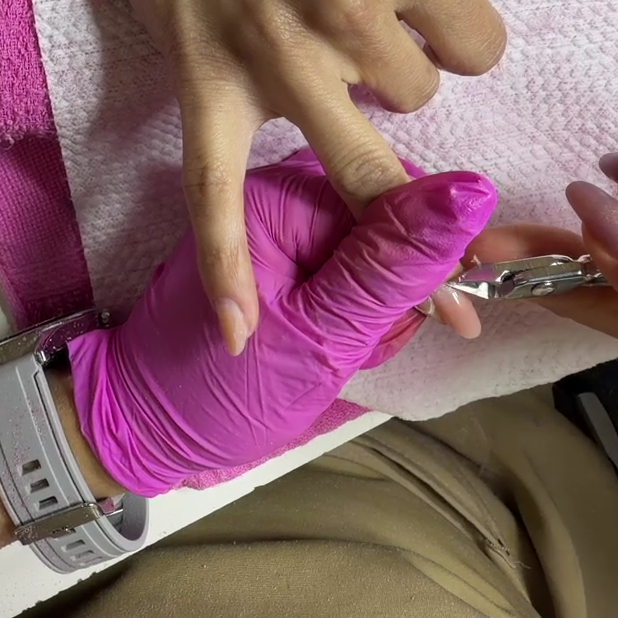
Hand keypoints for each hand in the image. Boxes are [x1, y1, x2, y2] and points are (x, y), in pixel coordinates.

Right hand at [0, 0, 602, 351]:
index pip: (480, 48)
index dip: (452, 34)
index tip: (410, 11)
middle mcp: (352, 15)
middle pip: (423, 102)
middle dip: (401, 75)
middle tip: (349, 28)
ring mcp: (276, 62)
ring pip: (363, 155)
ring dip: (356, 129)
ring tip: (317, 78)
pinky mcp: (207, 85)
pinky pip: (216, 188)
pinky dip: (227, 262)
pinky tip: (243, 331)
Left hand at [67, 151, 495, 495]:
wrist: (147, 425)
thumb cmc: (222, 391)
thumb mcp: (320, 335)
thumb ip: (391, 265)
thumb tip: (471, 192)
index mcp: (281, 196)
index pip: (392, 196)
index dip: (421, 264)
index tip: (437, 321)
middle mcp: (276, 193)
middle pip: (382, 219)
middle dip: (391, 289)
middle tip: (368, 343)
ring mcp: (274, 222)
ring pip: (368, 249)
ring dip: (373, 305)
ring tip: (346, 350)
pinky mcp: (274, 252)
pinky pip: (340, 268)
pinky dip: (349, 311)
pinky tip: (334, 343)